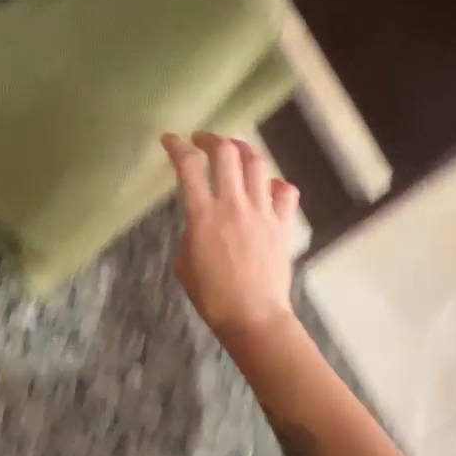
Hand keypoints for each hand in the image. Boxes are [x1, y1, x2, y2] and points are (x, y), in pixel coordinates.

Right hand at [162, 132, 299, 343]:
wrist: (253, 316)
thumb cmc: (211, 296)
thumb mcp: (184, 263)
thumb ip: (190, 233)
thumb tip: (200, 222)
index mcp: (202, 215)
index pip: (187, 166)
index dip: (176, 146)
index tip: (170, 139)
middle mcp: (233, 205)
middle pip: (226, 152)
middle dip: (211, 138)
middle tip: (202, 141)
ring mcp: (262, 212)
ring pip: (257, 164)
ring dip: (243, 151)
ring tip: (235, 151)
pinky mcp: (282, 224)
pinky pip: (285, 191)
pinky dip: (276, 183)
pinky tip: (267, 187)